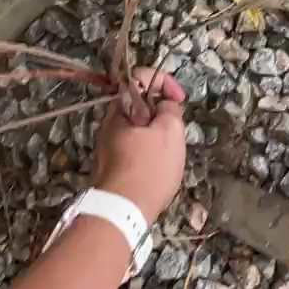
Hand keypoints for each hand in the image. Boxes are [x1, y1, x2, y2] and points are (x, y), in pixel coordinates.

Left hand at [92, 68, 186, 217]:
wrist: (122, 211)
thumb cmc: (148, 168)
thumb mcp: (170, 131)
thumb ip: (169, 109)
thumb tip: (164, 105)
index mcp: (120, 108)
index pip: (140, 76)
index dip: (164, 81)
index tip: (179, 99)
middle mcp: (110, 122)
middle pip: (140, 104)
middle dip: (162, 113)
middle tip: (176, 131)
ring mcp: (109, 144)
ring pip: (140, 128)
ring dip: (158, 134)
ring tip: (170, 154)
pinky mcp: (113, 165)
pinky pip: (136, 147)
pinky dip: (150, 152)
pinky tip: (159, 170)